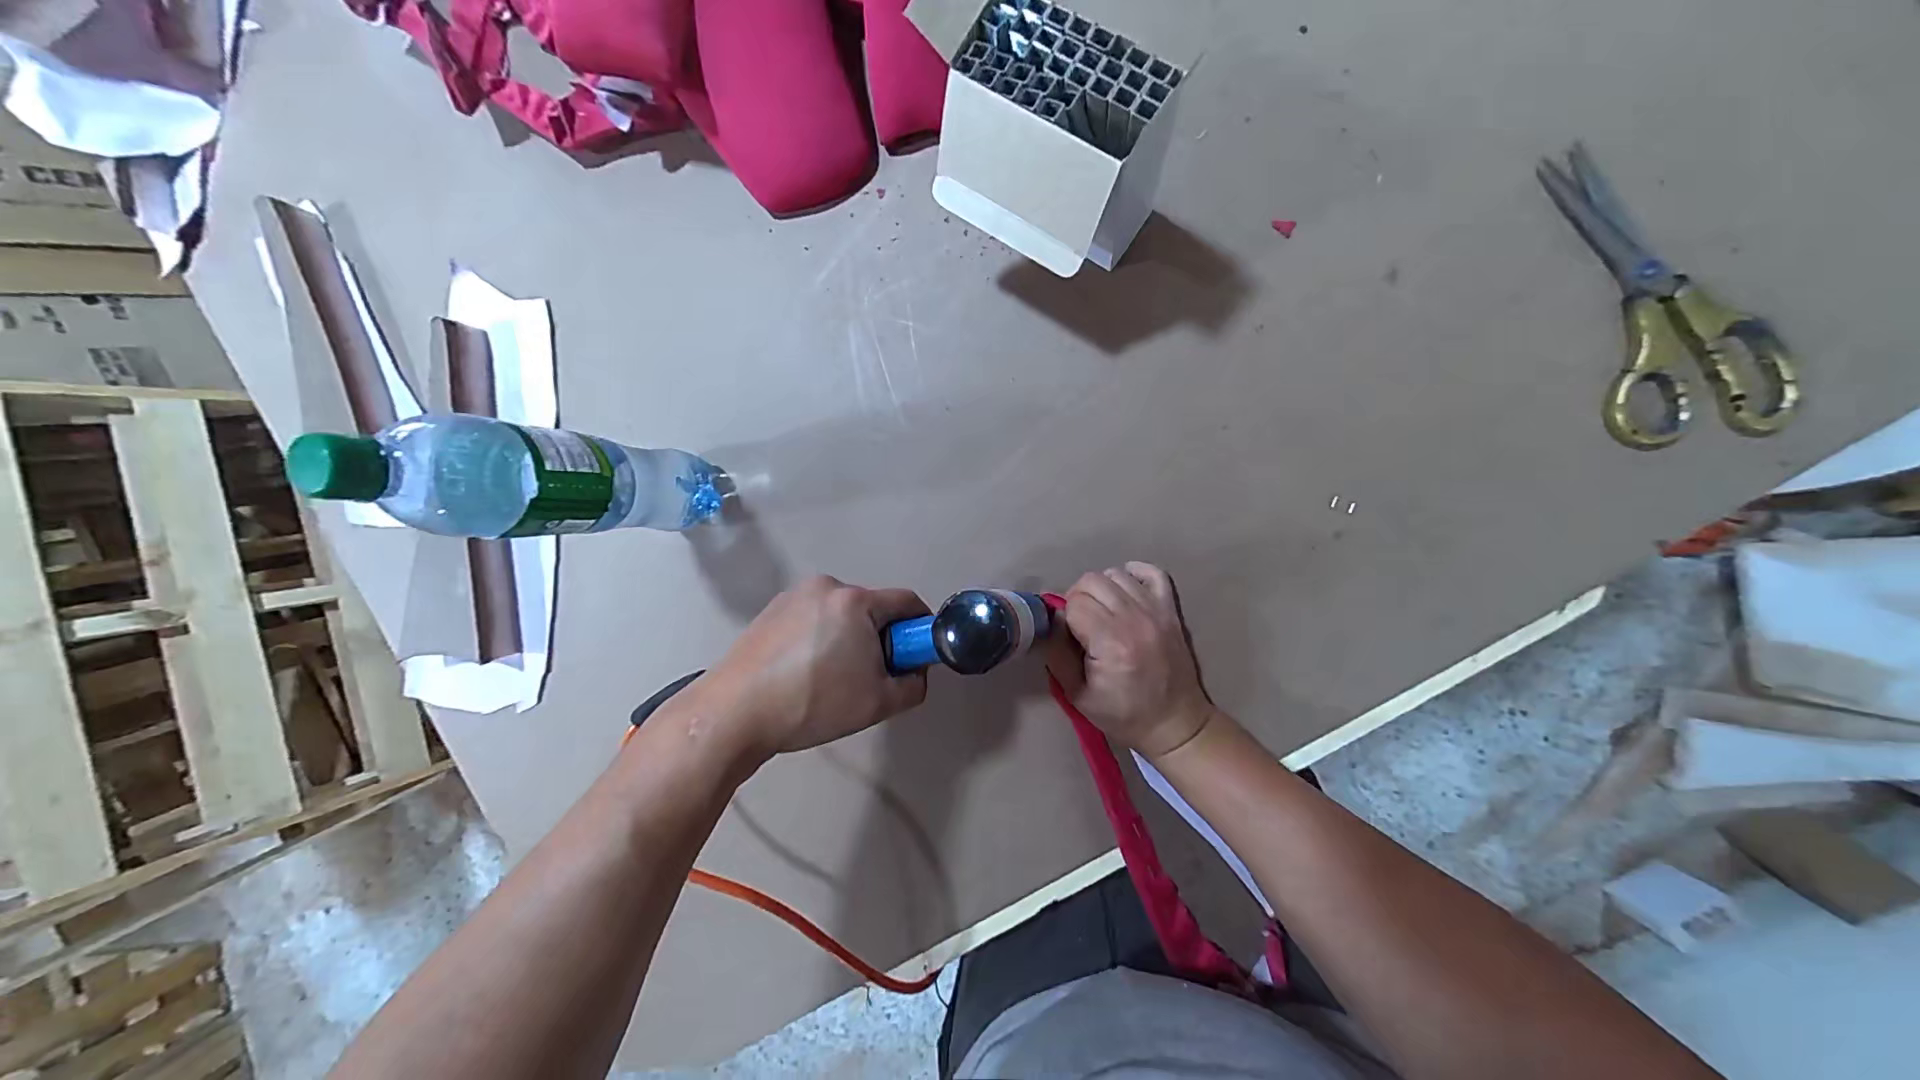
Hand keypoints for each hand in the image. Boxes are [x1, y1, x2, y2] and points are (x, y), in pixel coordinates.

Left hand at [690, 576, 929, 759]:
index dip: (920, 630)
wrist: (734, 713)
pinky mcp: (770, 612)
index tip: (914, 656)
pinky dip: (819, 641)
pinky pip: (811, 621)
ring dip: (848, 640)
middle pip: (871, 609)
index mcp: (854, 601)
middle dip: (879, 639)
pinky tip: (804, 675)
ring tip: (831, 681)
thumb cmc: (810, 703)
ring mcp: (792, 597)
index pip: (907, 602)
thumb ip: (914, 684)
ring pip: (840, 616)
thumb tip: (915, 672)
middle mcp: (824, 587)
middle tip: (870, 678)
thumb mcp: (879, 703)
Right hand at [1045, 562, 1216, 758]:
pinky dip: (1134, 575)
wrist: (1174, 723)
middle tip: (1081, 626)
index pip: (1074, 604)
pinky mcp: (1171, 610)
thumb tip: (1050, 622)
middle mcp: (1135, 619)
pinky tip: (1124, 593)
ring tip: (1102, 613)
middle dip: (1078, 599)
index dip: (1064, 619)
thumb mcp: (1077, 695)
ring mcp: (1156, 611)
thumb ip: (1058, 654)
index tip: (1069, 640)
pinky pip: (1152, 573)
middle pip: (1092, 581)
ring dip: (1102, 589)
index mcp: (1112, 643)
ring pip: (1116, 574)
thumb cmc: (1123, 715)